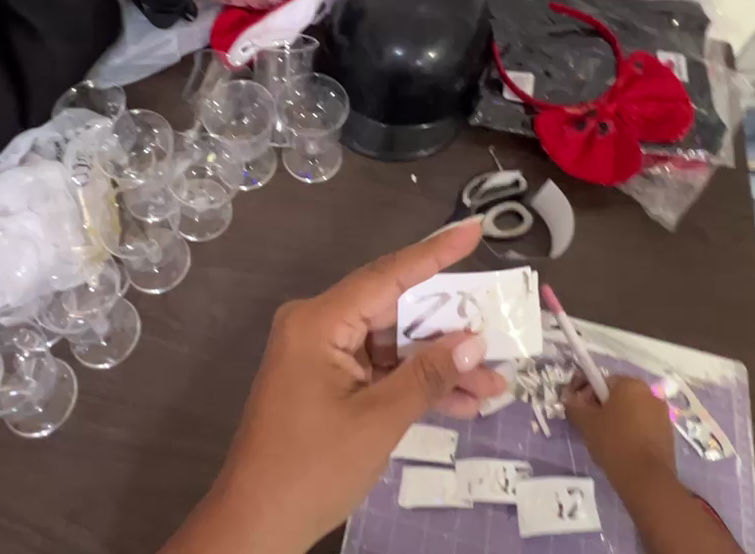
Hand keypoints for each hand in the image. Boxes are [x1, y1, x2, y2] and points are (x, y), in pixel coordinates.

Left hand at [161, 219, 507, 553]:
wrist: (256, 526)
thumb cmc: (311, 467)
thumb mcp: (377, 420)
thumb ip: (427, 375)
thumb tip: (473, 341)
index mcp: (319, 320)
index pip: (387, 274)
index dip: (435, 252)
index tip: (473, 229)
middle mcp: (319, 325)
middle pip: (395, 310)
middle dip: (449, 327)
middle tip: (499, 327)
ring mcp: (323, 354)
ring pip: (393, 344)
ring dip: (439, 365)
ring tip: (494, 383)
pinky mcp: (329, 380)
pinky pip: (381, 369)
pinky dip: (416, 384)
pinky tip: (463, 402)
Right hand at [564, 375, 675, 488]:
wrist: (647, 481)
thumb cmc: (614, 443)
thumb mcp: (586, 422)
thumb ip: (574, 404)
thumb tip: (570, 397)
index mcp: (630, 384)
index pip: (602, 381)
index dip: (586, 393)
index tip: (579, 410)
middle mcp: (650, 393)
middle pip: (618, 395)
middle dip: (603, 406)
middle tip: (590, 425)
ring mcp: (662, 415)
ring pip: (632, 411)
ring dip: (618, 419)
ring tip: (606, 439)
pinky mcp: (668, 434)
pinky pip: (644, 426)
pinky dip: (632, 432)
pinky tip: (623, 449)